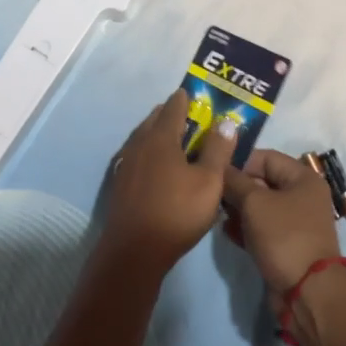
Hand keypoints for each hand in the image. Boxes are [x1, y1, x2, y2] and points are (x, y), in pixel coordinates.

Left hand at [99, 90, 238, 273]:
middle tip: (185, 114)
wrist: (134, 251)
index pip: (173, 108)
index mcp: (161, 138)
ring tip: (171, 137)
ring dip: (156, 132)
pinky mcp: (119, 182)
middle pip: (154, 119)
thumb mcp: (209, 182)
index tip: (193, 94)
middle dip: (169, 113)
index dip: (185, 99)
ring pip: (142, 136)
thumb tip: (226, 122)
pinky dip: (147, 150)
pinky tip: (153, 164)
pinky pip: (135, 154)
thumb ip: (218, 150)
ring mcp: (125, 163)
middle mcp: (139, 143)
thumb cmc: (177, 212)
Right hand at [221, 149, 342, 298]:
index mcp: (303, 178)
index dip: (240, 161)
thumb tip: (221, 168)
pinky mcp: (286, 245)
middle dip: (237, 187)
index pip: (266, 157)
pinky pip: (262, 228)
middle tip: (212, 192)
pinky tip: (226, 230)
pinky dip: (245, 227)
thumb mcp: (255, 203)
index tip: (215, 168)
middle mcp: (302, 196)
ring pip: (260, 207)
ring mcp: (295, 223)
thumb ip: (235, 182)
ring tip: (217, 212)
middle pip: (263, 182)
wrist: (307, 293)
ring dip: (238, 209)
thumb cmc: (284, 236)